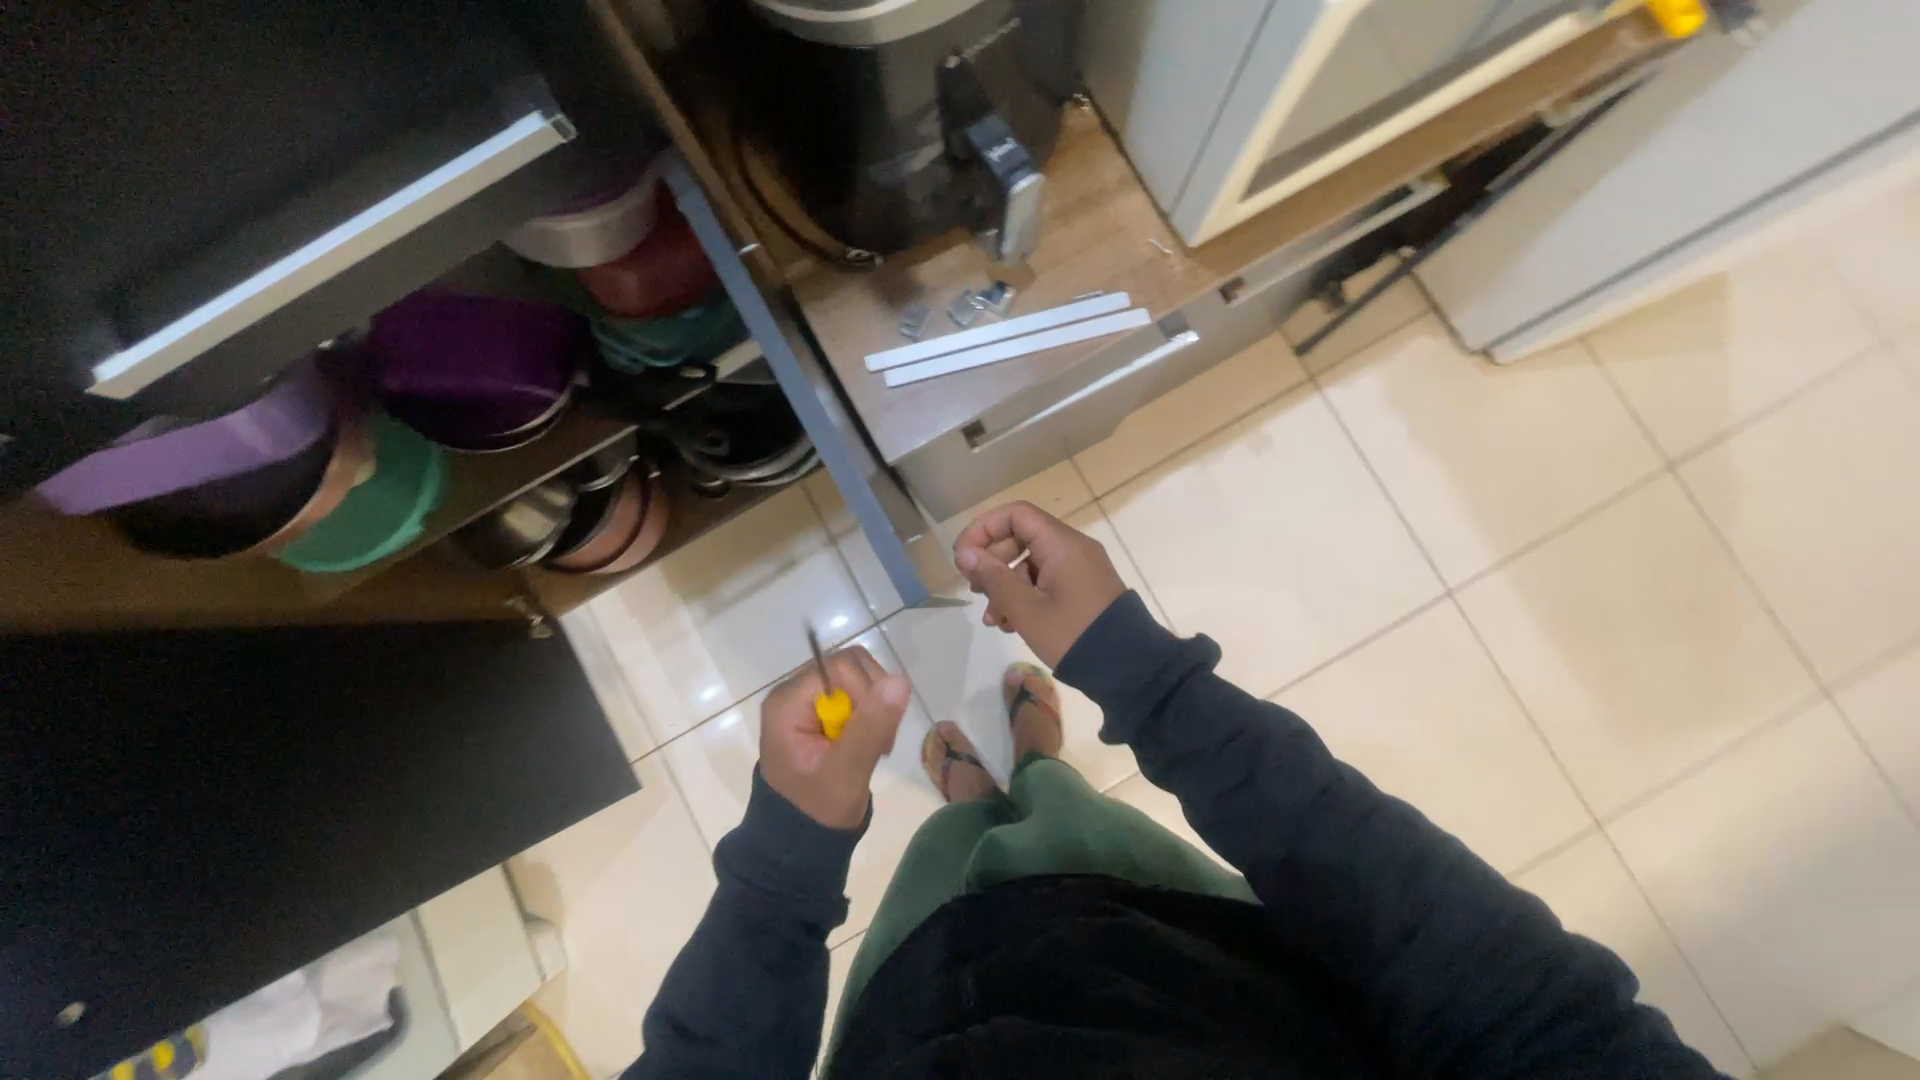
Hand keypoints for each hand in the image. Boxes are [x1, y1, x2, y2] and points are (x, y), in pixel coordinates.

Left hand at [760, 645, 912, 829]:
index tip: (877, 732)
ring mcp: (807, 700)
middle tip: (879, 741)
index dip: (866, 691)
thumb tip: (900, 681)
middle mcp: (794, 692)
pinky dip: (871, 714)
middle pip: (849, 666)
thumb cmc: (818, 808)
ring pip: (858, 676)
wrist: (801, 839)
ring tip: (875, 745)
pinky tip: (870, 743)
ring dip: (876, 706)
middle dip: (873, 698)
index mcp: (788, 702)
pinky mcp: (821, 710)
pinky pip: (857, 693)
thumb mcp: (846, 771)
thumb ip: (870, 726)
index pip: (839, 667)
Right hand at [952, 501, 1127, 667]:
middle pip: (1020, 537)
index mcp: (1062, 545)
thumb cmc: (1075, 635)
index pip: (1016, 514)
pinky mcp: (1081, 590)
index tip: (963, 558)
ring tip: (993, 619)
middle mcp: (1072, 549)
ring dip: (1005, 586)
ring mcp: (1078, 570)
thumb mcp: (1028, 611)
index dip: (984, 529)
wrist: (1130, 669)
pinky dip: (1024, 596)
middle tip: (974, 590)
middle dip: (992, 562)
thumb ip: (995, 579)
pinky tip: (1010, 624)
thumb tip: (966, 554)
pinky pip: (1045, 581)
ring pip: (1030, 564)